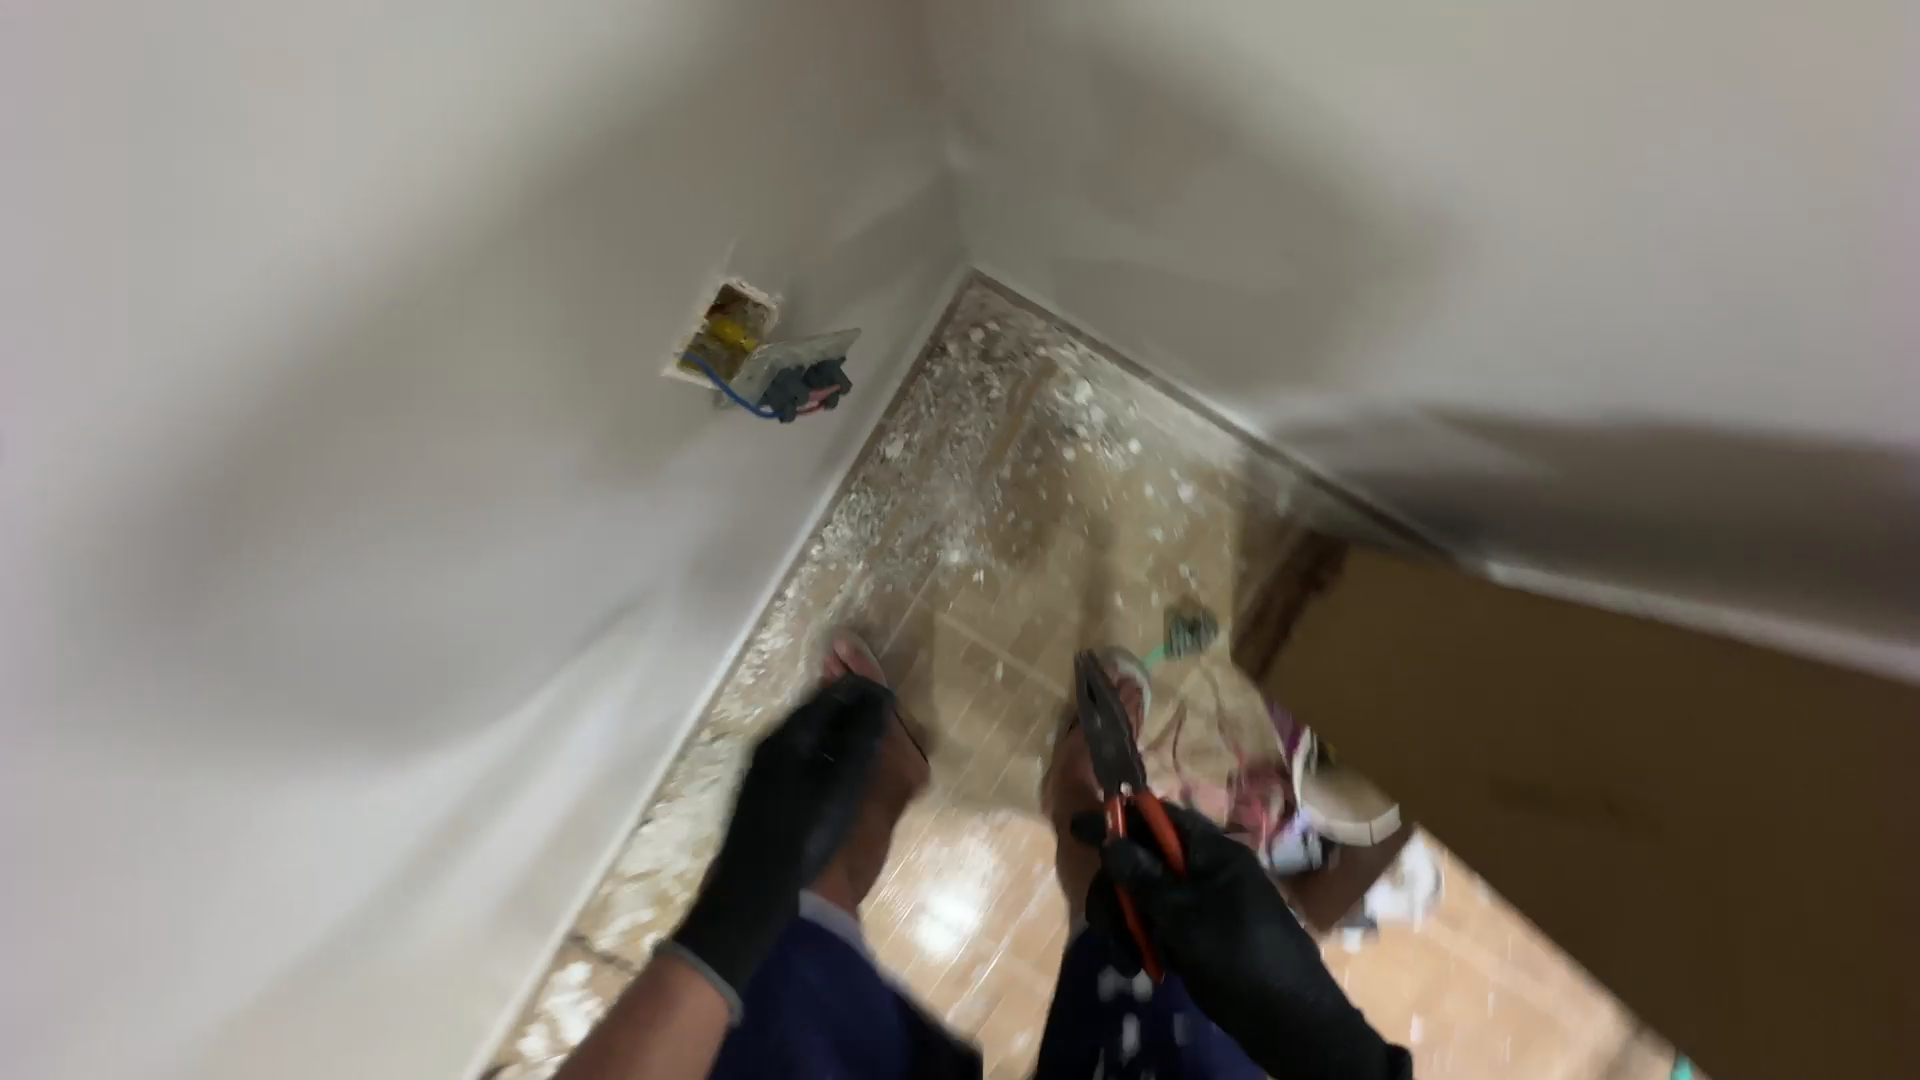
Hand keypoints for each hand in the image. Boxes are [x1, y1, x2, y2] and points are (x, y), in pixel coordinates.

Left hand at [669, 675, 892, 1014]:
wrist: (753, 889)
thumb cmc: (803, 832)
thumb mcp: (841, 784)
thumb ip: (861, 740)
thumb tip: (880, 702)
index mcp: (789, 736)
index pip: (831, 696)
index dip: (863, 692)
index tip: (889, 700)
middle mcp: (771, 743)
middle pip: (816, 711)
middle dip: (850, 708)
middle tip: (880, 718)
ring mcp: (763, 767)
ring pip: (806, 733)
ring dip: (837, 730)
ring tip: (866, 740)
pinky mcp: (762, 789)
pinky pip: (799, 753)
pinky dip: (823, 750)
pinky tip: (836, 769)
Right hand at [1072, 804, 1410, 1078]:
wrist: (1291, 1024)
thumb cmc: (1239, 955)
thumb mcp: (1184, 914)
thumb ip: (1143, 876)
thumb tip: (1110, 839)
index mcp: (1209, 851)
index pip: (1156, 816)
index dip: (1118, 817)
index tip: (1078, 829)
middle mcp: (1200, 870)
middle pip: (1140, 859)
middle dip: (1116, 890)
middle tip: (1104, 921)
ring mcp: (1198, 903)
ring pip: (1142, 896)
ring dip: (1124, 923)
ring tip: (1124, 957)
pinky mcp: (1194, 935)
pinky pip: (1155, 925)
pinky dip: (1141, 942)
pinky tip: (1139, 967)